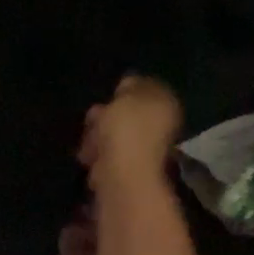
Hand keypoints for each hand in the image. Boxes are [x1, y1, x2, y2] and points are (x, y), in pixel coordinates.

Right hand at [79, 75, 182, 189]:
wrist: (121, 172)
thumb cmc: (127, 128)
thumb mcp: (128, 95)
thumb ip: (131, 84)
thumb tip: (131, 81)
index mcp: (165, 105)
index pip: (146, 90)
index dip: (125, 90)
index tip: (109, 95)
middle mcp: (160, 126)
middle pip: (128, 113)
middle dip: (106, 115)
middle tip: (93, 119)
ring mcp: (144, 149)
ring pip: (113, 134)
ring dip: (97, 135)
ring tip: (88, 142)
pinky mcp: (126, 167)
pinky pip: (106, 153)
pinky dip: (96, 153)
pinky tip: (90, 156)